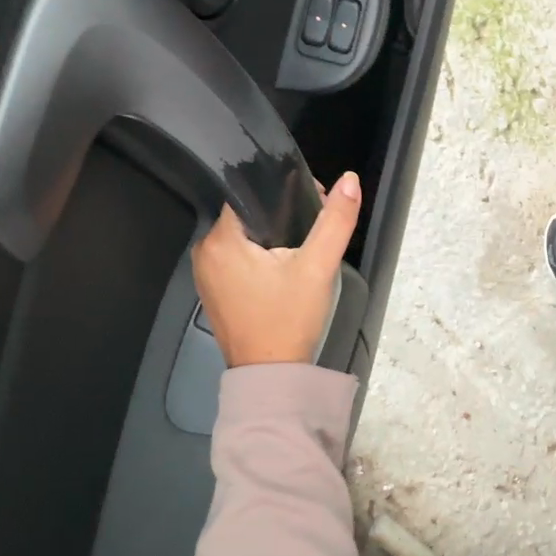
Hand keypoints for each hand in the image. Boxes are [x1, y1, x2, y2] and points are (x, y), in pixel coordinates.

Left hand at [192, 172, 362, 366]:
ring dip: (274, 234)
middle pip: (248, 215)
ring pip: (245, 236)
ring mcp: (207, 274)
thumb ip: (335, 220)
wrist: (272, 376)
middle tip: (318, 221)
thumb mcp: (318, 266)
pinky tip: (287, 264)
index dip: (283, 190)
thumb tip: (350, 179)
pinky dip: (262, 254)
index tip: (314, 198)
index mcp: (220, 240)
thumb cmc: (289, 318)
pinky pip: (240, 257)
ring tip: (307, 242)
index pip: (249, 194)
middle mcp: (205, 252)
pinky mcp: (216, 291)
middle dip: (283, 212)